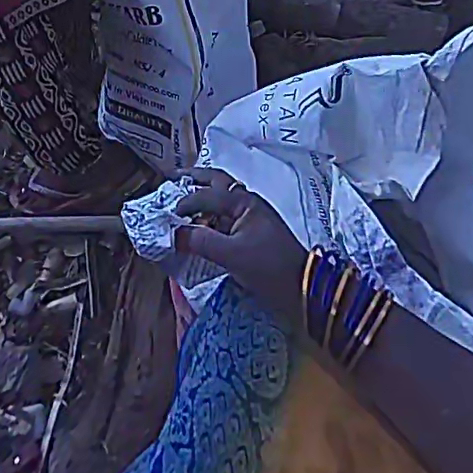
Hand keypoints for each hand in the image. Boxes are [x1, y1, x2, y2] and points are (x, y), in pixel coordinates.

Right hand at [172, 168, 308, 320]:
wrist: (306, 293)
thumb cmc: (269, 269)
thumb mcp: (231, 255)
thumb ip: (199, 240)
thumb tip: (172, 233)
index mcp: (244, 201)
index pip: (206, 194)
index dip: (184, 202)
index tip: (166, 214)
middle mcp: (248, 202)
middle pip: (217, 181)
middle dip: (193, 179)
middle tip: (172, 178)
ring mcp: (252, 216)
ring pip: (222, 197)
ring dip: (201, 195)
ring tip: (181, 199)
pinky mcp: (253, 232)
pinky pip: (225, 214)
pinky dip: (209, 214)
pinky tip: (198, 224)